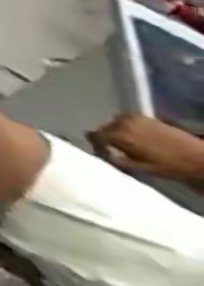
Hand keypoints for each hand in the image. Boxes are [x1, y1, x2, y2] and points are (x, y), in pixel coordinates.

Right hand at [89, 113, 203, 184]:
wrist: (202, 159)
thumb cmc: (173, 166)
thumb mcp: (143, 169)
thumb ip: (118, 160)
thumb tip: (102, 154)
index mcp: (118, 135)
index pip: (93, 135)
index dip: (97, 145)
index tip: (106, 153)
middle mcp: (122, 122)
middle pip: (104, 128)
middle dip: (109, 138)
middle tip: (121, 150)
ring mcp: (135, 118)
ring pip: (114, 123)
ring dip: (119, 132)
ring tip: (132, 143)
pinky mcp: (146, 117)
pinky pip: (127, 120)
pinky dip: (129, 127)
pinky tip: (142, 137)